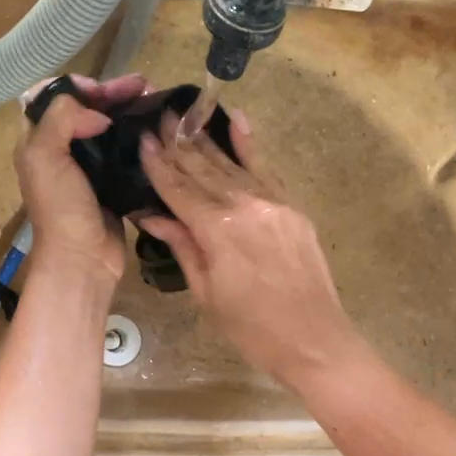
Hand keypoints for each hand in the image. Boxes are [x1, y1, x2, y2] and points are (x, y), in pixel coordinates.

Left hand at [13, 74, 147, 283]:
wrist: (84, 259)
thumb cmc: (60, 209)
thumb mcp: (46, 156)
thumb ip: (62, 118)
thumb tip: (97, 112)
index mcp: (36, 142)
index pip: (51, 98)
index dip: (74, 86)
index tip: (99, 89)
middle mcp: (60, 151)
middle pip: (84, 109)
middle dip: (110, 94)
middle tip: (140, 84)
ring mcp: (88, 168)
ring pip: (106, 127)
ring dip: (128, 111)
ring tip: (154, 97)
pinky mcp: (111, 184)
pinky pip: (124, 151)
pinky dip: (137, 136)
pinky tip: (156, 128)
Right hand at [138, 110, 364, 387]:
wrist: (314, 340)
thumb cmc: (252, 329)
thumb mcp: (207, 294)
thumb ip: (183, 247)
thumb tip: (153, 216)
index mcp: (218, 229)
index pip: (179, 189)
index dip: (158, 165)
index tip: (141, 140)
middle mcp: (245, 205)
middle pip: (204, 169)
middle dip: (178, 143)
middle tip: (157, 116)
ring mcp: (273, 202)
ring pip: (232, 165)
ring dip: (206, 139)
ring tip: (185, 115)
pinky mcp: (292, 208)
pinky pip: (267, 169)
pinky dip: (250, 145)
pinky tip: (236, 119)